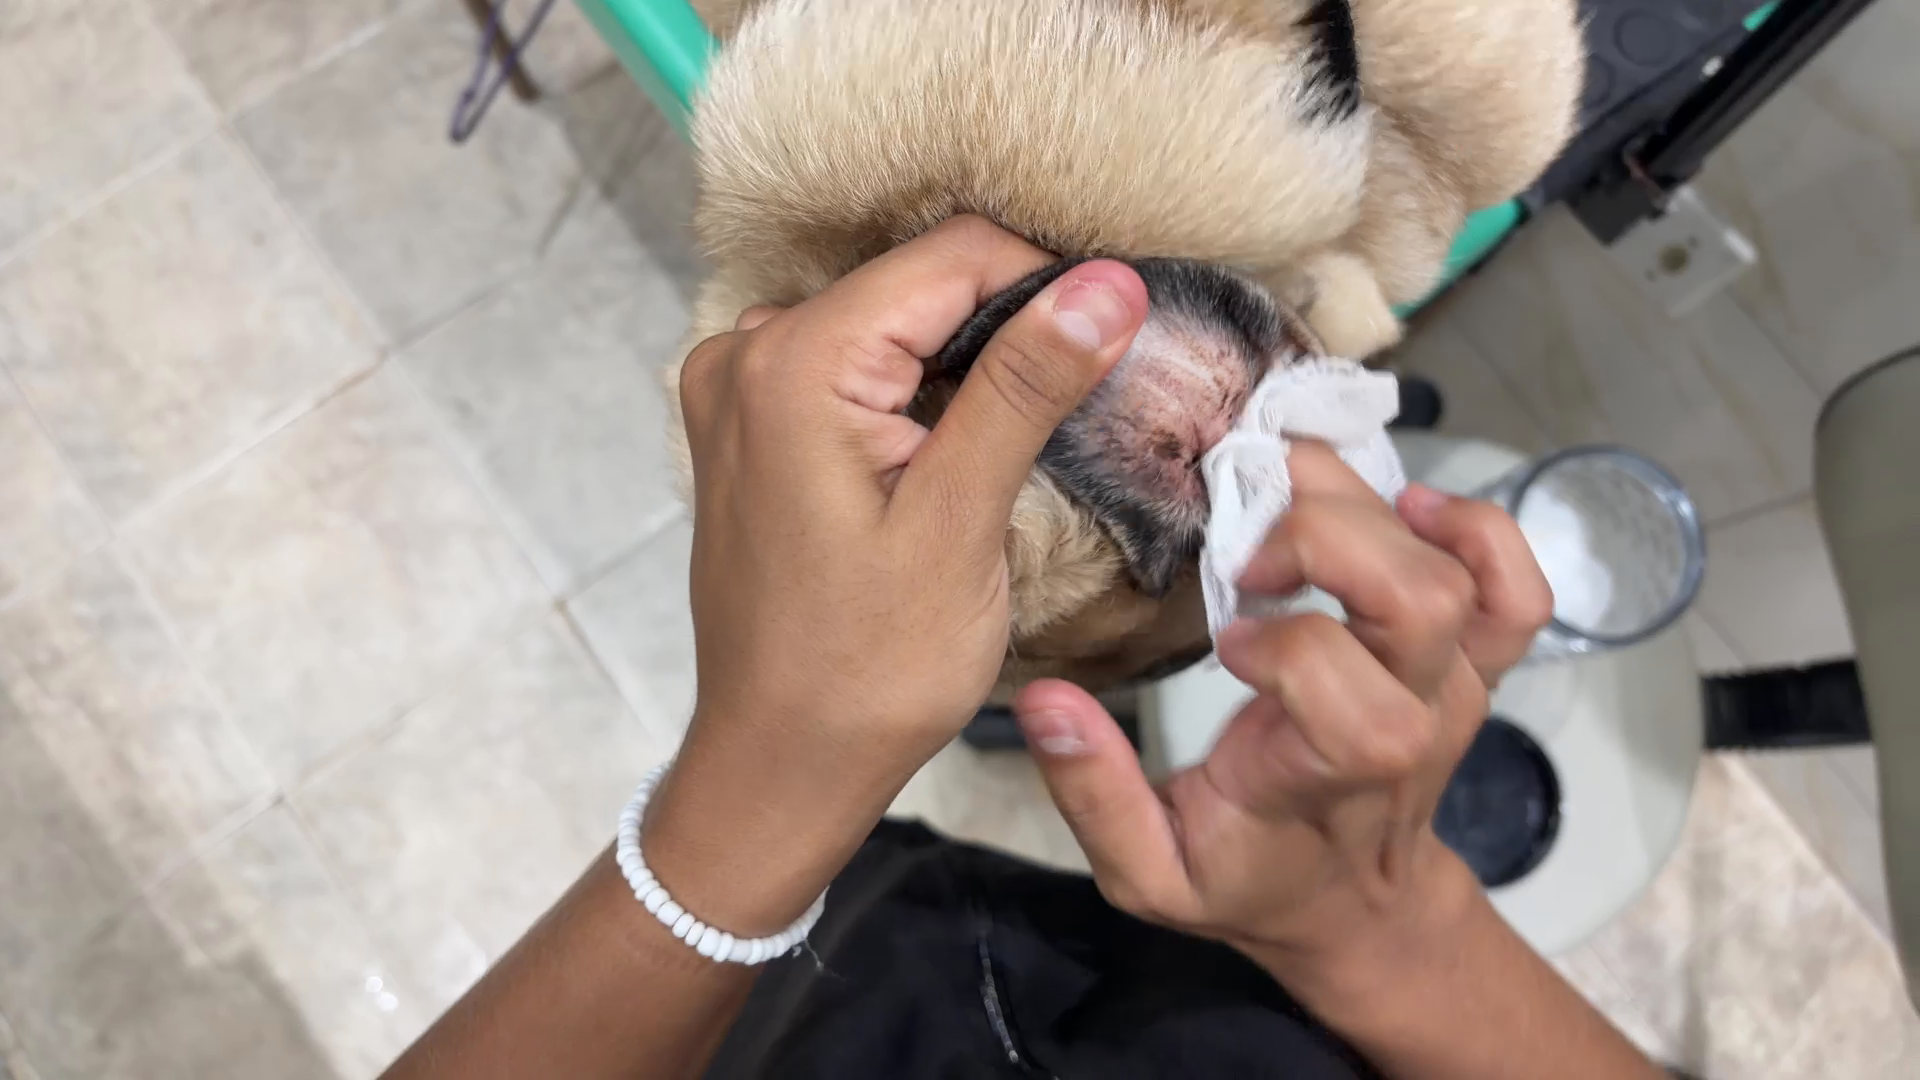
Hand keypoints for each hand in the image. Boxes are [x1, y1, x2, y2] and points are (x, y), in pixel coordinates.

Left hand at [645, 217, 1149, 933]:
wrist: (783, 757)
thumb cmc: (871, 666)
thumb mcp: (958, 522)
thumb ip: (1023, 388)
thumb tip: (1105, 285)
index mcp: (796, 363)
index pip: (950, 257)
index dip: (1045, 282)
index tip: (1110, 337)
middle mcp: (746, 352)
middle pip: (912, 285)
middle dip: (1004, 322)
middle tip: (1070, 397)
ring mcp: (736, 389)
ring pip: (885, 324)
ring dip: (959, 360)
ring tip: (1009, 435)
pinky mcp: (749, 427)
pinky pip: (847, 367)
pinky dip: (910, 387)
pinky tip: (943, 445)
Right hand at [1013, 443, 1552, 998]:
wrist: (1356, 908)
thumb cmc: (1248, 881)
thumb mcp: (1148, 871)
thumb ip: (1095, 794)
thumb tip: (1047, 702)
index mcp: (1324, 784)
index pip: (1361, 714)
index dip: (1294, 653)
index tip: (1228, 639)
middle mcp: (1413, 731)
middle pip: (1422, 608)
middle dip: (1328, 543)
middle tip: (1251, 553)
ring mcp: (1457, 693)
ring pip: (1462, 581)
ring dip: (1373, 513)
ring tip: (1294, 496)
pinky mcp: (1476, 671)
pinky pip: (1518, 591)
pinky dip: (1476, 531)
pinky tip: (1407, 507)